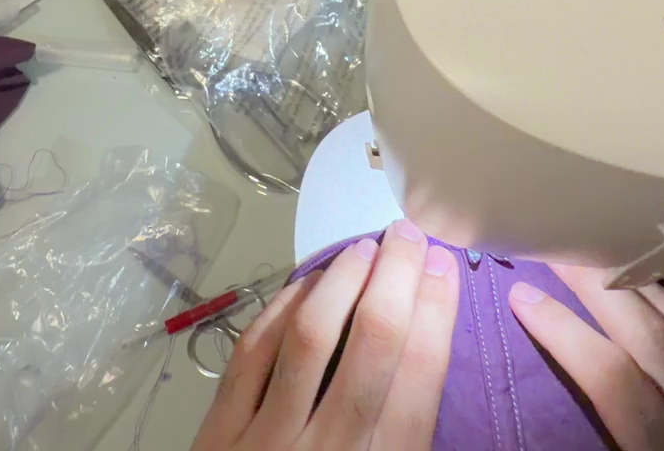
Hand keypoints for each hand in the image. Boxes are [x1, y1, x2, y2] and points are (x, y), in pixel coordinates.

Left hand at [191, 222, 460, 450]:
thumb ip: (410, 433)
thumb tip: (429, 346)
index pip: (420, 377)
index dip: (436, 311)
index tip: (444, 266)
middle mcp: (331, 450)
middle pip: (373, 342)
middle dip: (397, 278)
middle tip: (408, 234)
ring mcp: (267, 439)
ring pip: (311, 336)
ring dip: (343, 280)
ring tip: (366, 246)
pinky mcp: (219, 433)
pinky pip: (253, 353)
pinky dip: (281, 309)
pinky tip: (306, 282)